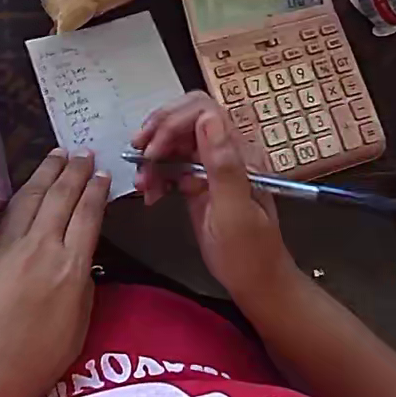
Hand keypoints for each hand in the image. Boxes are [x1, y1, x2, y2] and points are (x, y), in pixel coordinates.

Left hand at [0, 148, 107, 396]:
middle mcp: (40, 246)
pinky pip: (10, 210)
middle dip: (74, 171)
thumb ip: (81, 291)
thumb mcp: (74, 334)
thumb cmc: (26, 368)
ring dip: (47, 172)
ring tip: (57, 155)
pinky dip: (23, 192)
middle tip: (83, 151)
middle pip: (61, 196)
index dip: (96, 191)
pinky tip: (27, 187)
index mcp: (69, 269)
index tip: (102, 174)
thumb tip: (80, 265)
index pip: (88, 215)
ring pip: (32, 196)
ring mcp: (8, 244)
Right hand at [131, 93, 294, 300]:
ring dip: (153, 158)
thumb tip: (207, 118)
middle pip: (185, 120)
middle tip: (138, 156)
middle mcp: (226, 152)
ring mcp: (211, 167)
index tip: (153, 150)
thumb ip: (222, 163)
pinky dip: (157, 175)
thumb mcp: (234, 210)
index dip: (173, 122)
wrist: (257, 285)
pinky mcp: (199, 182)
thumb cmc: (249, 253)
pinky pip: (172, 166)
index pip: (204, 112)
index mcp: (241, 152)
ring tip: (142, 183)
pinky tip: (150, 194)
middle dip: (158, 133)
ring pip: (174, 143)